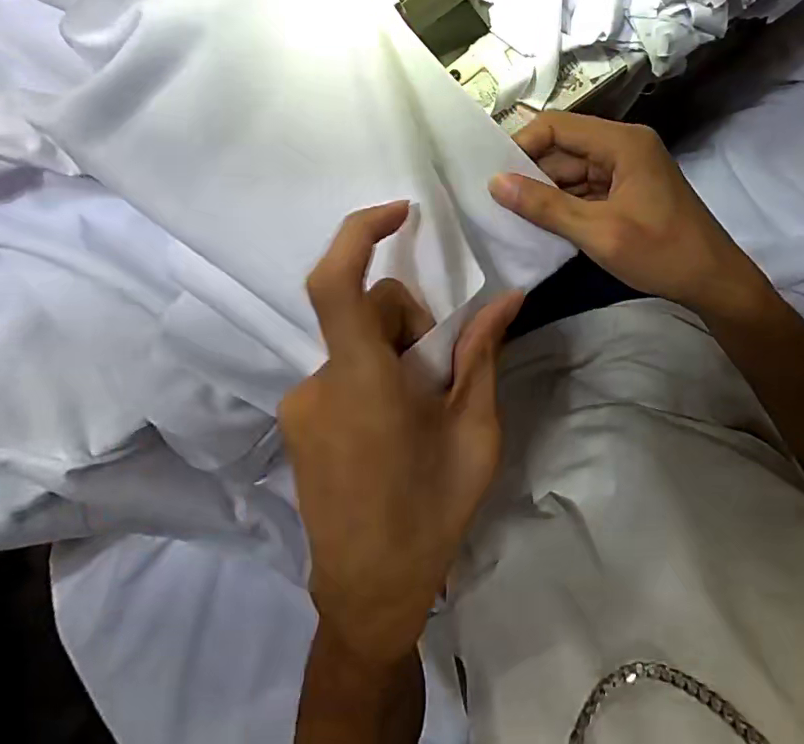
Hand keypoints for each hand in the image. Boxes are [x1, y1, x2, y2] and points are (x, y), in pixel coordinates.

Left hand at [279, 202, 523, 666]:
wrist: (367, 591)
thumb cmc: (430, 513)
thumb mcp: (474, 432)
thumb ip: (482, 356)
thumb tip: (508, 298)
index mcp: (362, 383)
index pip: (337, 285)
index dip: (359, 234)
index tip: (400, 213)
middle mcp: (319, 383)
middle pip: (365, 312)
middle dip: (409, 323)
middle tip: (440, 376)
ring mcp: (300, 404)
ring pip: (355, 342)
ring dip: (392, 354)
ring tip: (418, 411)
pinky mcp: (296, 421)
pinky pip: (340, 370)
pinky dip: (372, 375)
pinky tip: (392, 426)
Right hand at [489, 111, 771, 317]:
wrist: (714, 282)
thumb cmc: (661, 253)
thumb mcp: (598, 232)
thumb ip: (545, 206)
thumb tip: (495, 182)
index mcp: (622, 142)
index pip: (557, 126)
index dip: (522, 145)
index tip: (492, 176)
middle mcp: (624, 145)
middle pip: (563, 147)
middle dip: (530, 172)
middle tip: (494, 200)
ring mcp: (626, 168)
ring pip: (571, 170)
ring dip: (545, 191)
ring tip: (509, 214)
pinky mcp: (627, 190)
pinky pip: (585, 188)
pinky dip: (564, 203)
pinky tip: (540, 223)